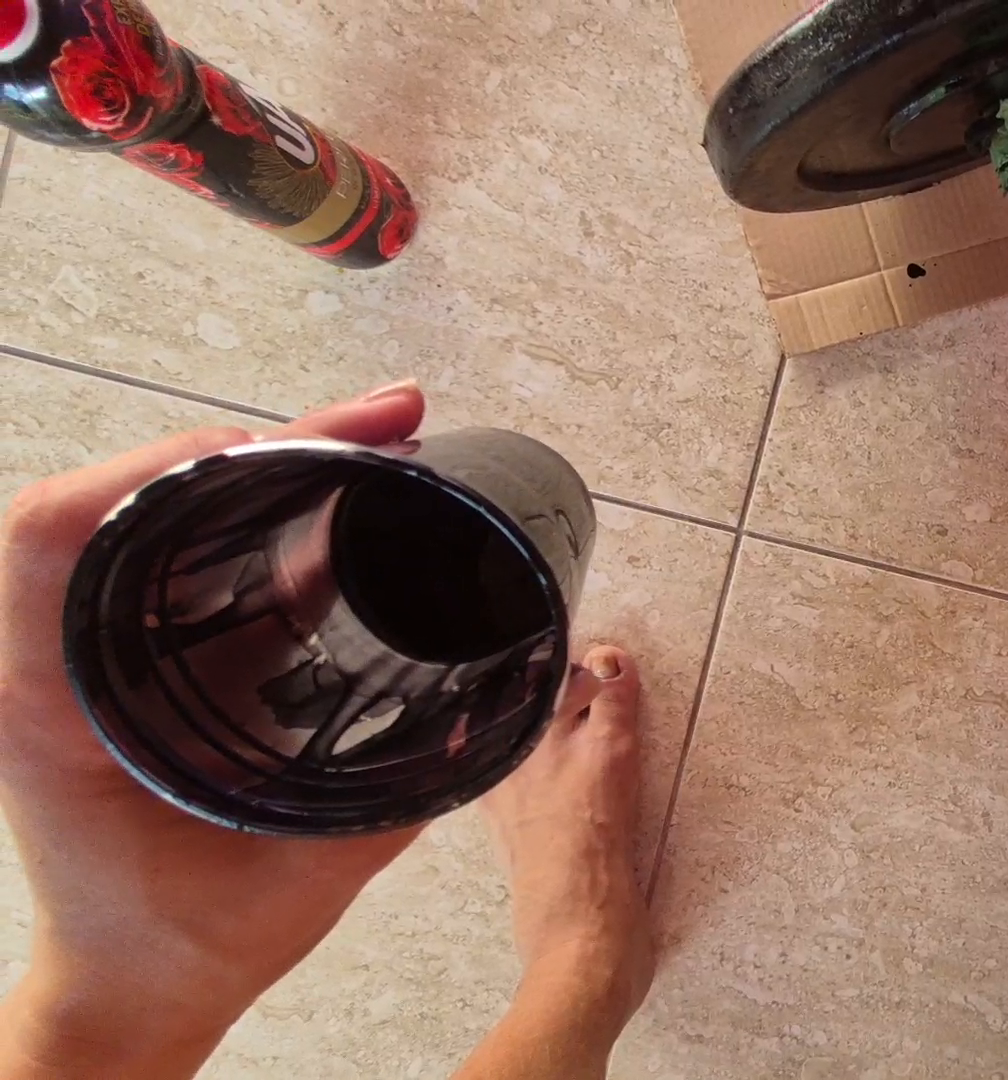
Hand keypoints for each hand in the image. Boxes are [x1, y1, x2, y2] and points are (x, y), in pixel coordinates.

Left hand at [0, 385, 438, 1073]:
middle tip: (396, 415)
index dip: (165, 468)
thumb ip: (401, 793)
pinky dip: (318, 514)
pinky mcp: (207, 646)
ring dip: (309, 463)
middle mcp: (103, 646)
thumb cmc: (200, 929)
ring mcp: (157, 640)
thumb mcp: (309, 864)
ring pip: (214, 517)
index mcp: (71, 693)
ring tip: (402, 439)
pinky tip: (385, 501)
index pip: (58, 536)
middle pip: (166, 498)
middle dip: (286, 439)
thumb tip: (493, 712)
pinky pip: (252, 556)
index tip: (288, 446)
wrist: (155, 969)